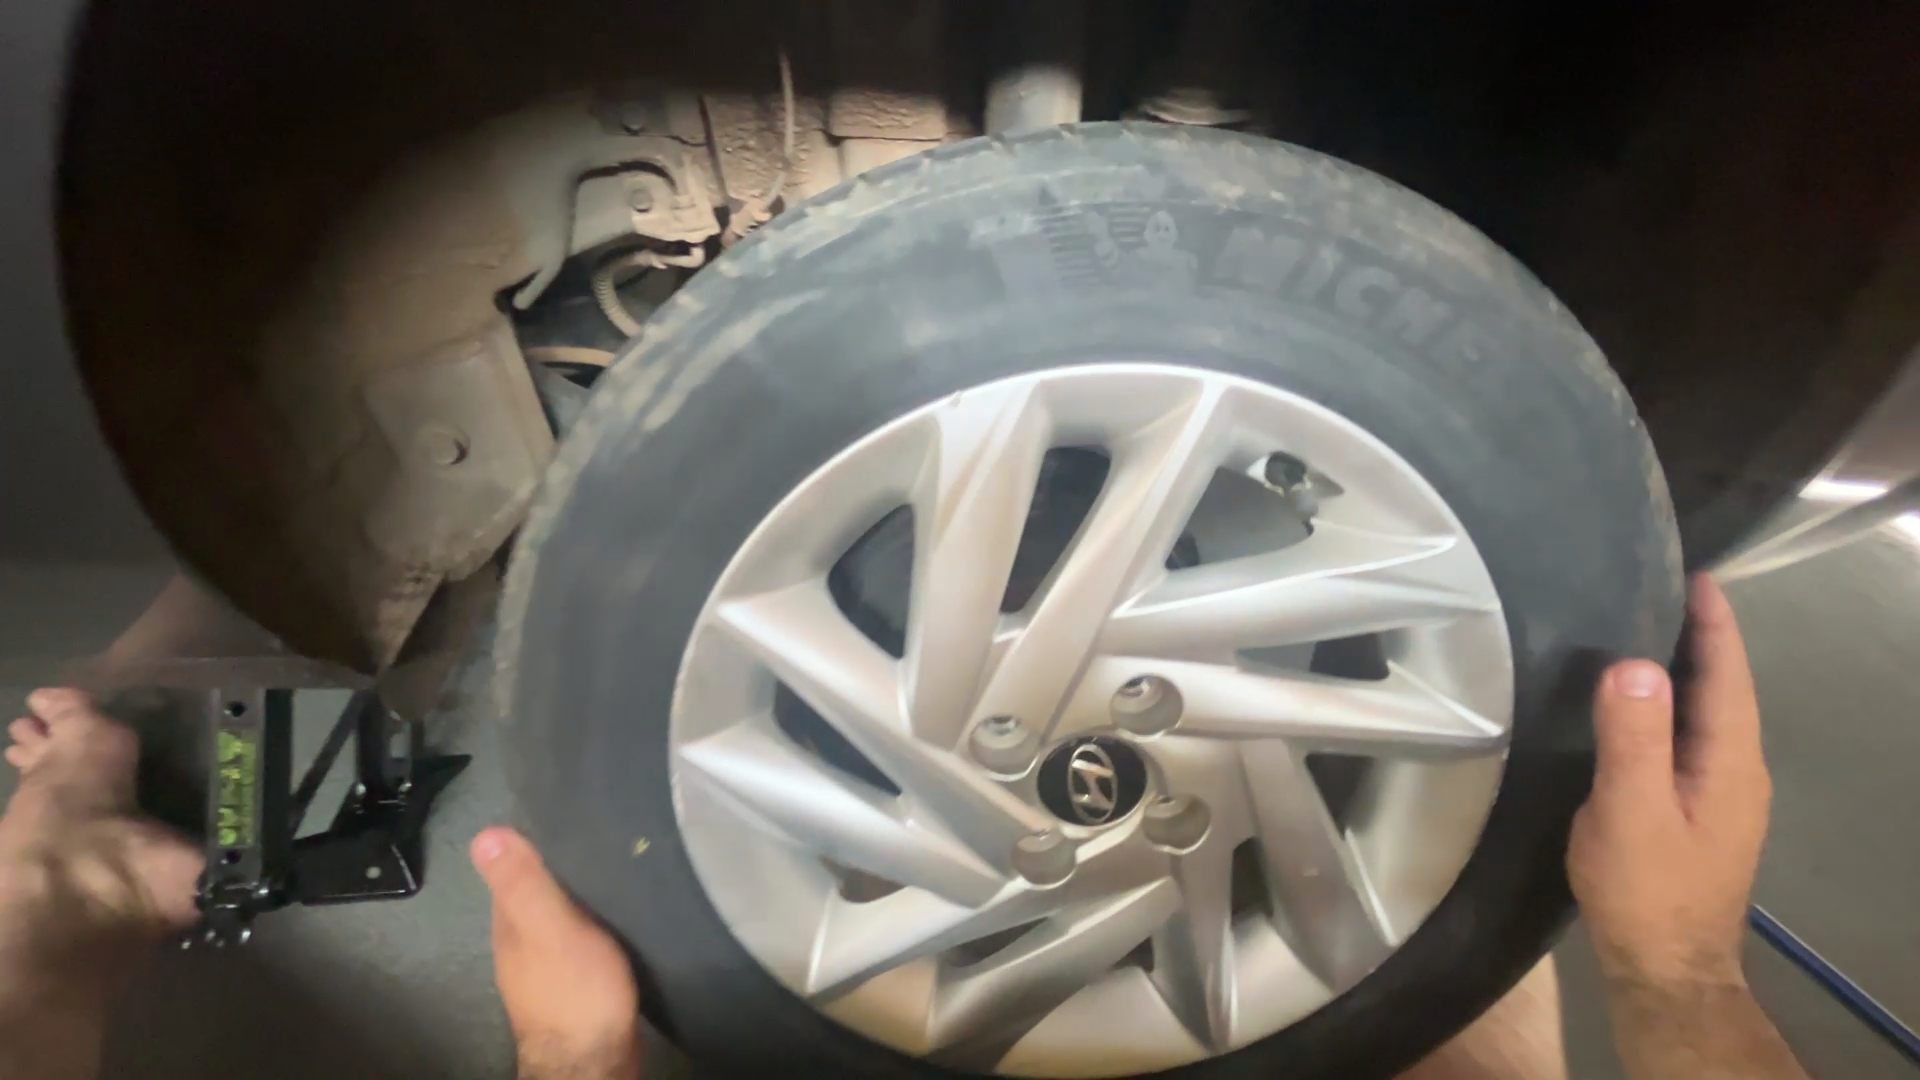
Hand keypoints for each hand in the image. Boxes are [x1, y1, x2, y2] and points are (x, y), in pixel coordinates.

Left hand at [471, 826, 642, 1079]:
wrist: (595, 1062)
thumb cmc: (574, 991)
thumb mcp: (550, 931)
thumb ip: (523, 884)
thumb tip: (484, 834)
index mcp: (511, 920)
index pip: (519, 860)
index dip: (541, 828)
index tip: (577, 797)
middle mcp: (524, 934)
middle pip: (543, 879)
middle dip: (570, 849)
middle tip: (613, 817)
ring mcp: (550, 955)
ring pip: (566, 900)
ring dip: (587, 876)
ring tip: (624, 846)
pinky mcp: (579, 968)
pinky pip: (587, 920)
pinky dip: (601, 902)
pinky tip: (625, 895)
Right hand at [1568, 575, 1770, 989]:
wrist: (1660, 957)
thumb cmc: (1644, 882)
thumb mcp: (1632, 807)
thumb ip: (1634, 737)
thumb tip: (1634, 664)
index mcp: (1728, 764)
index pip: (1727, 680)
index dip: (1715, 628)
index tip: (1699, 577)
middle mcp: (1733, 770)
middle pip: (1723, 690)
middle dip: (1702, 637)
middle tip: (1664, 589)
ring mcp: (1714, 789)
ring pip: (1704, 711)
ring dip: (1685, 667)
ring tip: (1646, 628)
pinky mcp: (1689, 801)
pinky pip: (1683, 732)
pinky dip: (1667, 699)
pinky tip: (1635, 696)